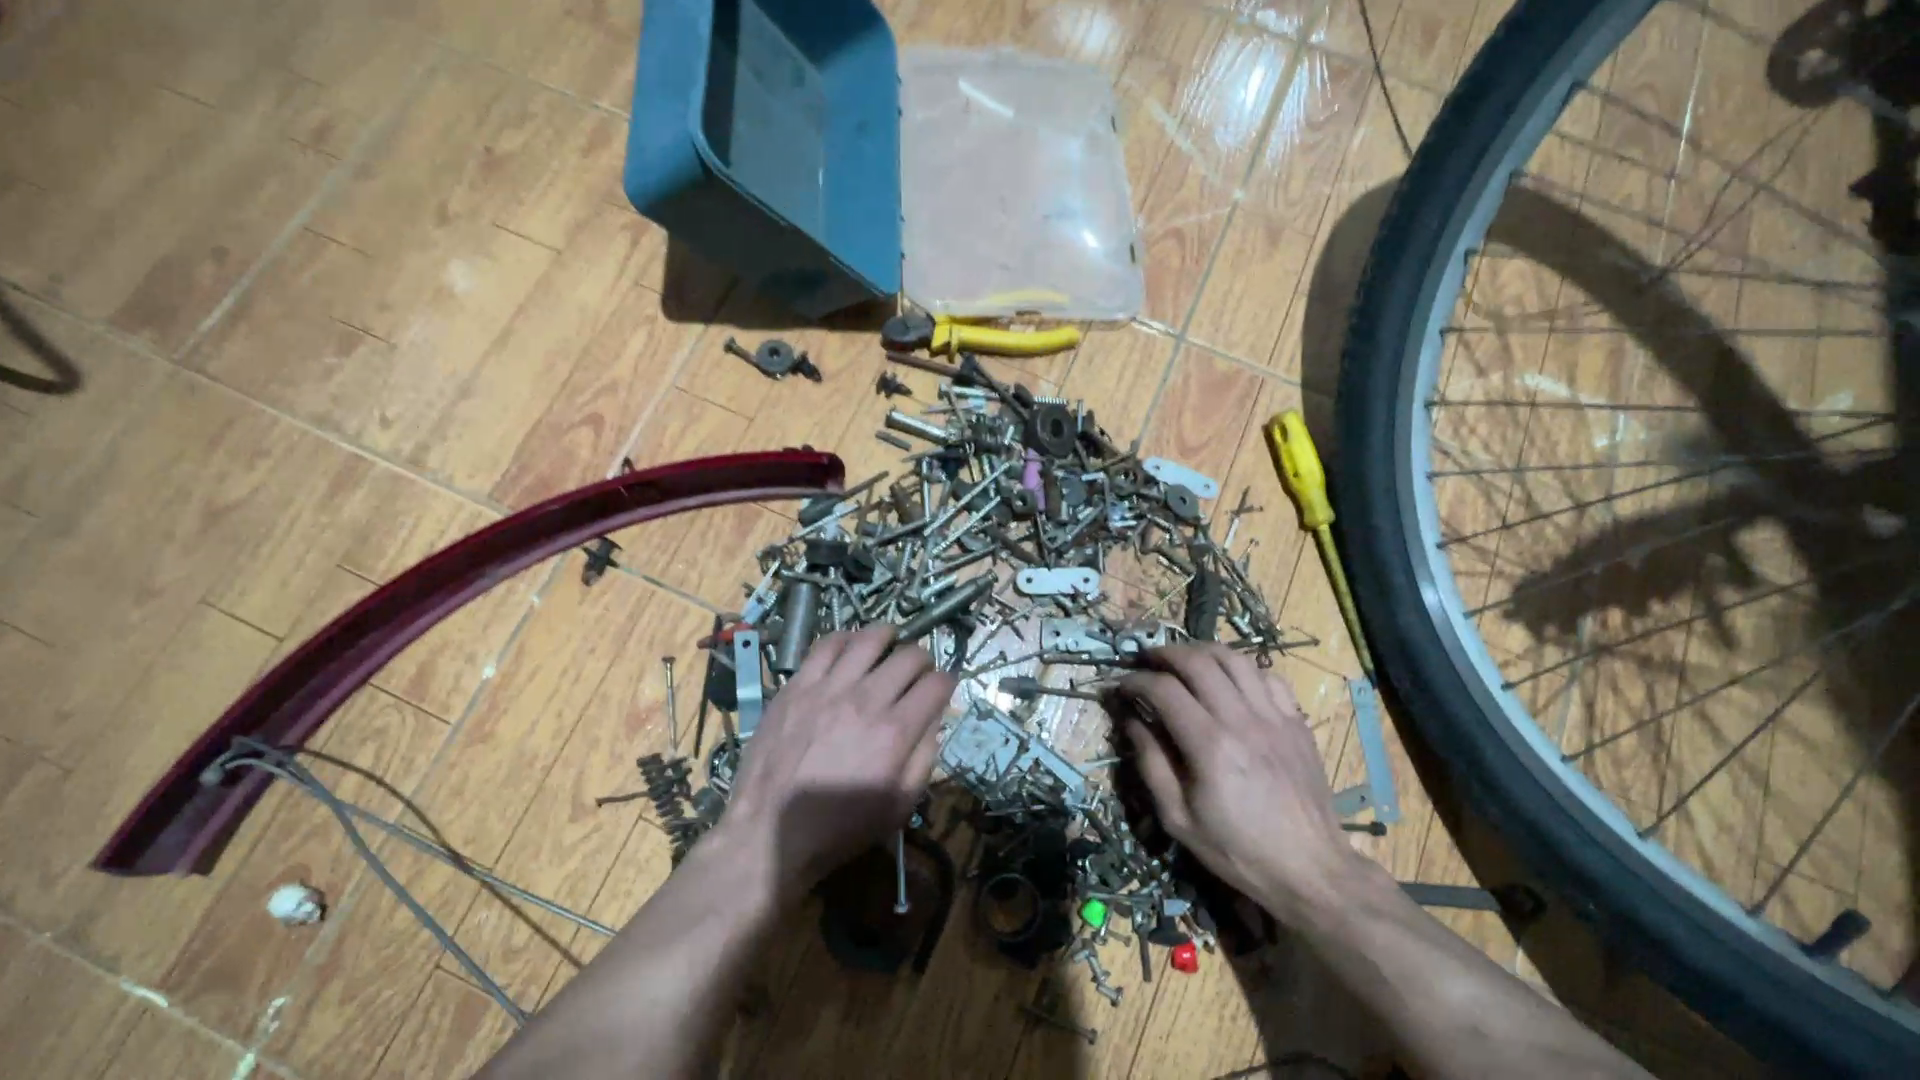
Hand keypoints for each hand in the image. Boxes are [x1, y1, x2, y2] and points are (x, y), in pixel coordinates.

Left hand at [718, 627, 954, 895]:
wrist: (770, 831)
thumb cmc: (840, 827)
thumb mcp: (899, 806)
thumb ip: (924, 758)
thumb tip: (934, 719)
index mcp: (895, 732)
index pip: (936, 685)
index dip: (947, 683)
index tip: (943, 688)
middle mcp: (865, 700)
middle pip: (908, 657)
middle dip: (923, 659)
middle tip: (919, 670)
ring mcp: (827, 689)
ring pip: (868, 640)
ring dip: (887, 637)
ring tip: (890, 641)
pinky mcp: (796, 687)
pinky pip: (825, 646)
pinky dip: (845, 639)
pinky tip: (850, 647)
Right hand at [1118, 644, 1351, 920]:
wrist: (1309, 867)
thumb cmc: (1237, 850)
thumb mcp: (1179, 818)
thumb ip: (1151, 764)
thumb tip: (1131, 722)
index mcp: (1209, 746)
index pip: (1164, 690)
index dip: (1136, 682)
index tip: (1121, 687)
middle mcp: (1242, 720)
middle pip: (1198, 662)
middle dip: (1165, 654)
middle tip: (1146, 661)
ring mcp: (1275, 717)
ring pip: (1235, 659)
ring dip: (1202, 652)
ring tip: (1183, 660)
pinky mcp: (1296, 722)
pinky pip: (1267, 676)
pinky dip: (1241, 668)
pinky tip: (1228, 680)